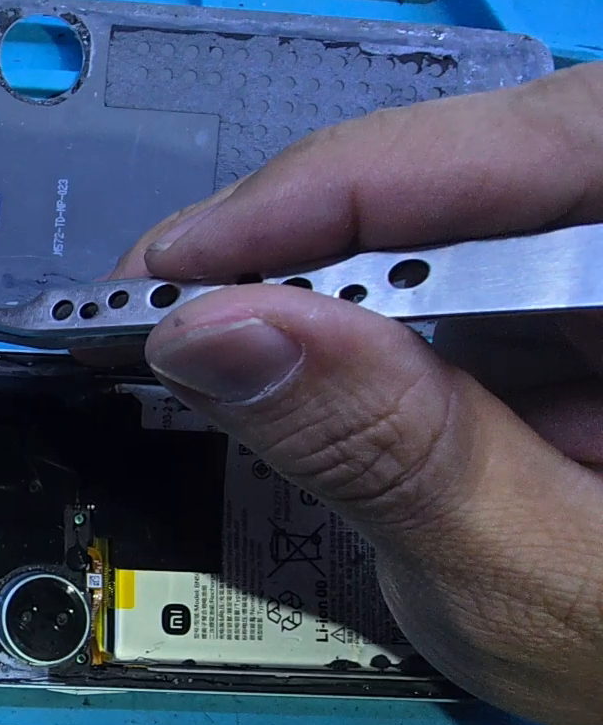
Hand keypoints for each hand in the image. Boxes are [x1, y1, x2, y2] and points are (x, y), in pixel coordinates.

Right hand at [116, 64, 602, 724]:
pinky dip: (334, 304)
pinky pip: (445, 267)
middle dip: (304, 223)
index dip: (349, 187)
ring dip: (303, 267)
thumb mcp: (524, 576)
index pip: (564, 149)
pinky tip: (266, 342)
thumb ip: (378, 445)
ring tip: (193, 325)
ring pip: (453, 210)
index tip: (180, 262)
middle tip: (161, 294)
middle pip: (496, 162)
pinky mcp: (572, 307)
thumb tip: (203, 333)